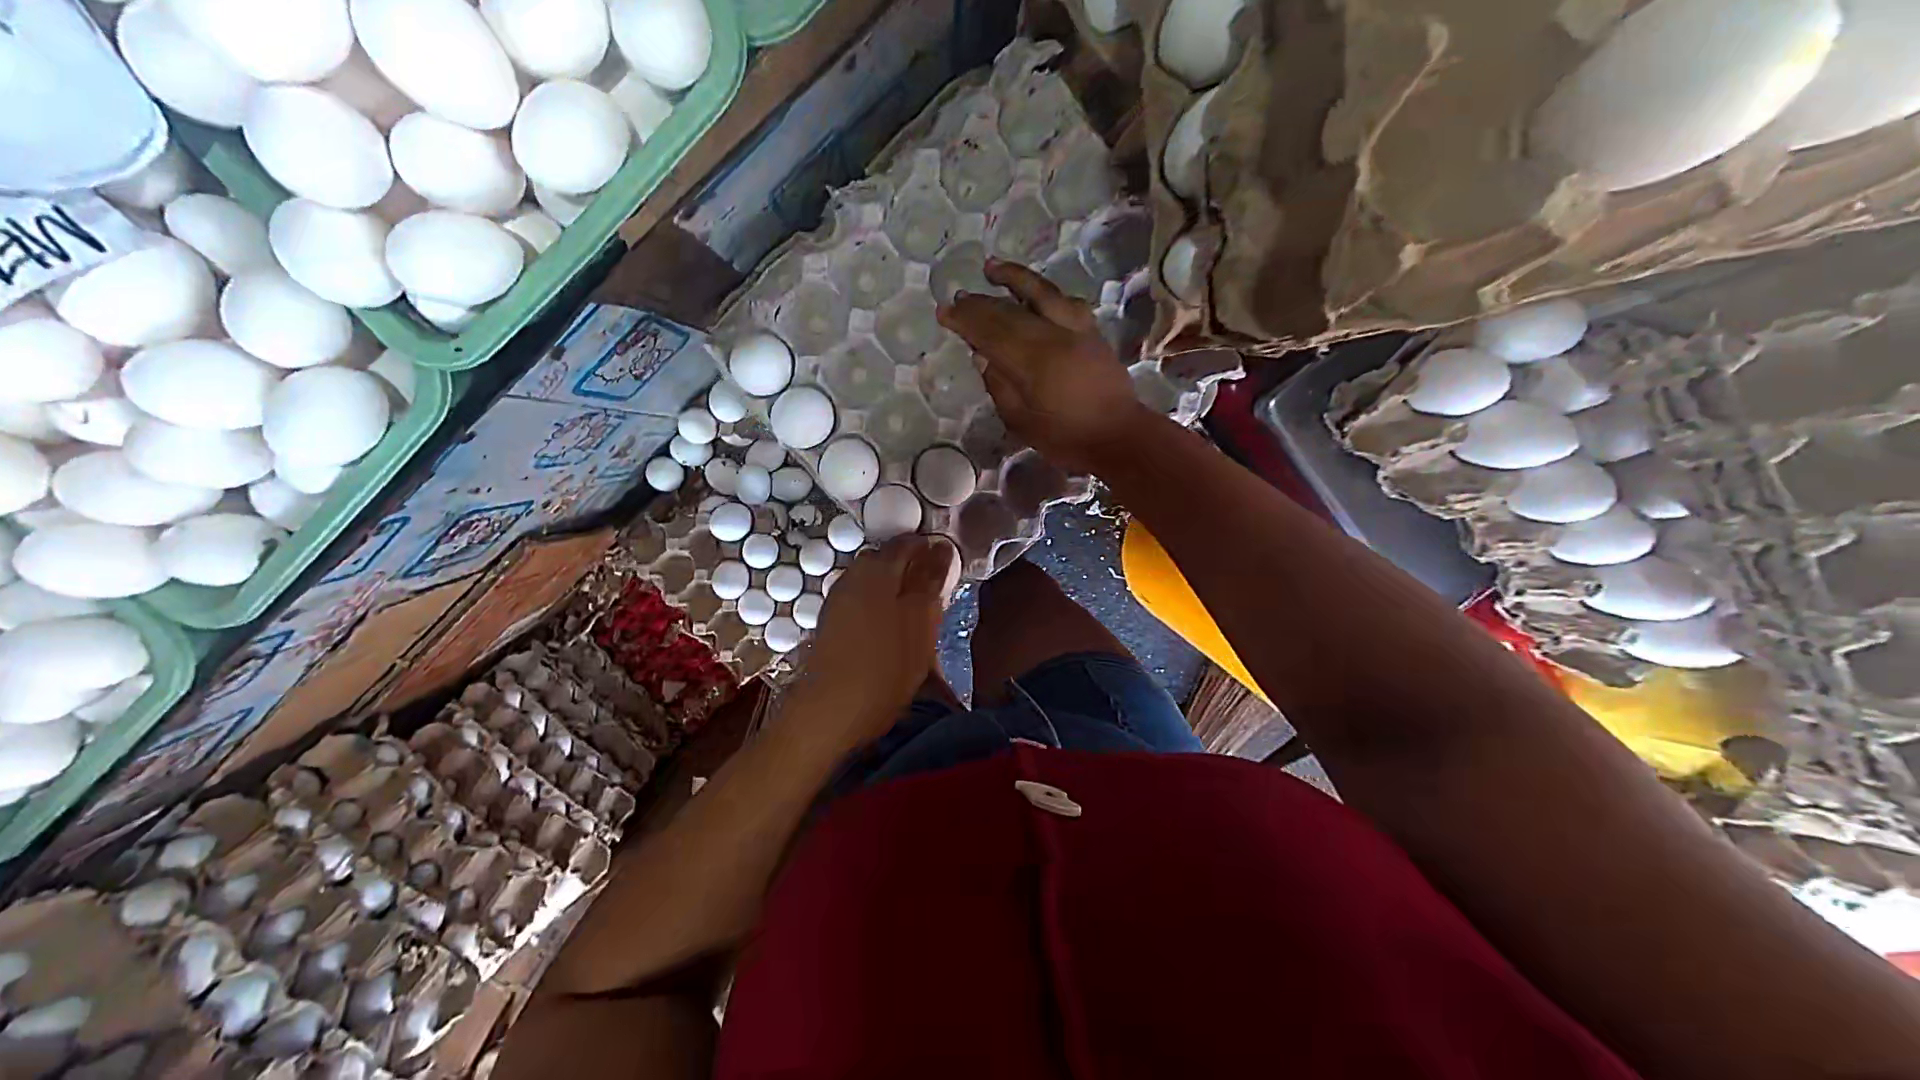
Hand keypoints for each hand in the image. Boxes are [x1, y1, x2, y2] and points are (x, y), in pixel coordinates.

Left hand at [786, 536, 954, 749]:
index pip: (908, 543)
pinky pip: (862, 605)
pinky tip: (893, 634)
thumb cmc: (884, 666)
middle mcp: (853, 577)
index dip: (931, 550)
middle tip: (938, 594)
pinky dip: (880, 611)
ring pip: (874, 584)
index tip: (951, 567)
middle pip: (888, 561)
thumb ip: (930, 581)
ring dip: (896, 593)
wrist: (830, 711)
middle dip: (913, 570)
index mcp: (877, 569)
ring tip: (919, 618)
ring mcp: (837, 602)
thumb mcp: (920, 621)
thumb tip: (940, 547)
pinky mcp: (830, 626)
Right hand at [936, 259, 1153, 471]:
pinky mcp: (1092, 333)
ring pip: (1041, 294)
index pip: (990, 331)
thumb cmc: (1067, 438)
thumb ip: (1000, 386)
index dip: (965, 320)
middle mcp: (1054, 336)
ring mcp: (1076, 330)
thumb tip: (983, 357)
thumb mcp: (1022, 422)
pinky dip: (1045, 293)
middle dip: (980, 302)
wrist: (1120, 437)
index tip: (944, 312)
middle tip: (958, 297)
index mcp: (1032, 361)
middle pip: (1010, 311)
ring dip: (1015, 279)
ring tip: (992, 268)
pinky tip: (1035, 292)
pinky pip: (1066, 302)